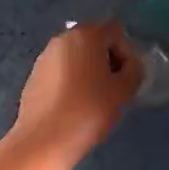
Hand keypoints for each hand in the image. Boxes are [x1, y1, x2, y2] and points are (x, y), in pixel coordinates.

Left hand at [11, 21, 141, 161]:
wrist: (45, 139)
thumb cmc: (89, 109)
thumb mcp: (123, 91)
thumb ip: (133, 70)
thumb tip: (128, 65)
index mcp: (86, 35)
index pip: (115, 30)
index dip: (126, 52)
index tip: (125, 77)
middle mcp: (63, 38)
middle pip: (94, 40)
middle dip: (106, 60)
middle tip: (112, 89)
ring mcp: (45, 56)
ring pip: (76, 56)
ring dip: (88, 70)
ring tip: (91, 99)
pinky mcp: (34, 74)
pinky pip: (61, 70)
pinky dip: (71, 81)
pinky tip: (72, 105)